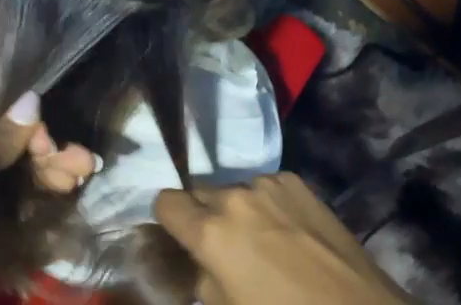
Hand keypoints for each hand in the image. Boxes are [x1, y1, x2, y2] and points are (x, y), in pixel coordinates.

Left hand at [0, 92, 96, 301]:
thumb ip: (2, 136)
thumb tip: (32, 96)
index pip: (2, 106)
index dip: (31, 119)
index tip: (53, 142)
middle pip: (12, 138)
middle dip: (48, 150)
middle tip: (85, 168)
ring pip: (13, 167)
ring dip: (46, 172)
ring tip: (79, 181)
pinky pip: (5, 193)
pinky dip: (30, 194)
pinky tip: (55, 196)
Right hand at [154, 174, 415, 304]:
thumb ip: (202, 278)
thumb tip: (195, 261)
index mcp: (211, 231)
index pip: (164, 201)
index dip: (169, 221)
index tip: (180, 238)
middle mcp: (233, 196)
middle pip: (199, 193)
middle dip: (205, 216)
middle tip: (225, 249)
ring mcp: (267, 183)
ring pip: (234, 189)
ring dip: (238, 210)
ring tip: (264, 241)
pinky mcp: (296, 181)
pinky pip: (265, 187)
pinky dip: (268, 204)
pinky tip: (289, 232)